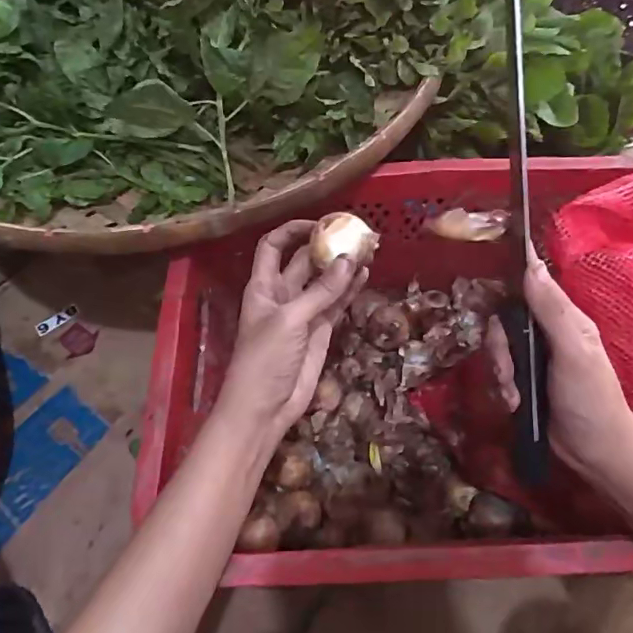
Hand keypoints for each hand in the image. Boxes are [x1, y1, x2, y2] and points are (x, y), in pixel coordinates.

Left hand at [211, 220, 367, 448]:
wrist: (263, 408)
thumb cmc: (264, 360)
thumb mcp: (290, 321)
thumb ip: (320, 292)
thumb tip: (349, 262)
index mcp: (263, 286)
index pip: (273, 246)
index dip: (292, 230)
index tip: (319, 224)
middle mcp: (282, 295)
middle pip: (304, 261)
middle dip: (326, 247)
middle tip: (356, 234)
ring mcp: (303, 313)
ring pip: (325, 282)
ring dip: (343, 267)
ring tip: (368, 250)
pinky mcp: (320, 332)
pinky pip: (336, 304)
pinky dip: (349, 290)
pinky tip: (365, 275)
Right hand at [488, 246, 632, 484]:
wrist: (596, 455)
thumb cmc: (592, 399)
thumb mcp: (573, 351)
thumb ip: (551, 310)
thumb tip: (531, 264)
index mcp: (565, 318)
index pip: (533, 283)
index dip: (510, 278)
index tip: (487, 281)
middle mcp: (547, 333)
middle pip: (505, 320)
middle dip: (500, 347)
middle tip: (508, 371)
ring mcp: (535, 359)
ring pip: (499, 348)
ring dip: (501, 373)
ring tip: (514, 396)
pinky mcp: (525, 382)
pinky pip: (500, 373)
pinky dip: (502, 389)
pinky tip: (514, 405)